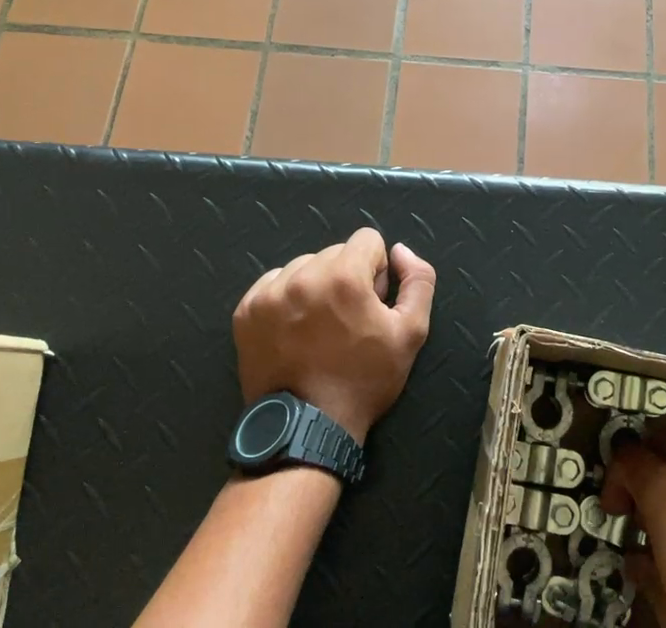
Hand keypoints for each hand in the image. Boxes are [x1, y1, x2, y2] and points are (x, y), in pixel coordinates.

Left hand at [233, 228, 435, 443]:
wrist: (308, 426)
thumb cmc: (364, 380)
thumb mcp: (411, 334)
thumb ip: (419, 281)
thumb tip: (400, 251)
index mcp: (344, 275)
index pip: (367, 240)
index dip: (377, 270)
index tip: (372, 302)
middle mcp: (302, 275)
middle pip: (335, 252)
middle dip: (347, 276)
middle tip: (348, 319)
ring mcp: (269, 293)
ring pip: (304, 266)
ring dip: (316, 285)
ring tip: (319, 326)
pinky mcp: (246, 310)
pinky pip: (274, 283)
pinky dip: (287, 298)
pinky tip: (295, 330)